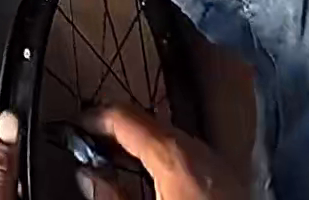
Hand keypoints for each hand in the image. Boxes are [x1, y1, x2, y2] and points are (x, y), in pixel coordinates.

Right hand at [76, 104, 248, 199]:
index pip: (124, 116)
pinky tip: (155, 177)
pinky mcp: (233, 183)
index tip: (76, 125)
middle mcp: (197, 150)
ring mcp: (219, 165)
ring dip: (141, 142)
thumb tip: (86, 174)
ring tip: (118, 159)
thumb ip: (111, 198)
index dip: (95, 117)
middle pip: (148, 122)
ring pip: (169, 136)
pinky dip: (164, 155)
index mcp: (172, 155)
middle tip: (91, 142)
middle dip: (118, 129)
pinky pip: (189, 154)